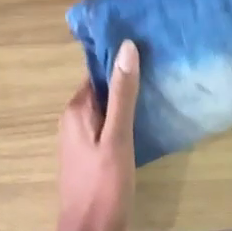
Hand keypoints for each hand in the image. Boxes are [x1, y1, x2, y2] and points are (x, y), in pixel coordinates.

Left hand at [57, 40, 139, 230]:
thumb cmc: (104, 185)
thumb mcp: (118, 137)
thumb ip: (123, 93)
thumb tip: (127, 45)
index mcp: (76, 109)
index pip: (100, 71)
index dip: (121, 60)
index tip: (148, 48)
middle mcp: (73, 119)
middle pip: (103, 88)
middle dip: (126, 80)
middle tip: (158, 68)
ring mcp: (79, 139)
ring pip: (105, 108)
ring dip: (126, 101)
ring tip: (156, 89)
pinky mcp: (88, 155)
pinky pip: (106, 125)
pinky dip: (122, 120)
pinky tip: (143, 122)